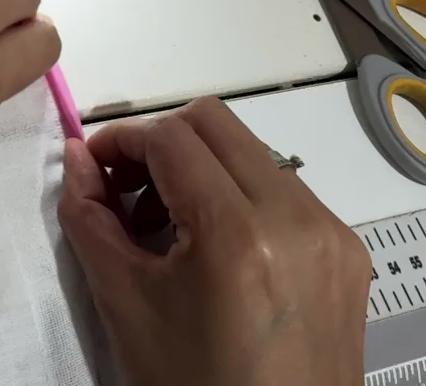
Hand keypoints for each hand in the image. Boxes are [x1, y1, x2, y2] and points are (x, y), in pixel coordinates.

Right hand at [58, 98, 369, 385]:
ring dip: (197, 163)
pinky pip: (280, 184)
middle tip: (128, 187)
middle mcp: (297, 217)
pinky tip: (214, 244)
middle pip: (212, 120)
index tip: (94, 167)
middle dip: (158, 140)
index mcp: (238, 234)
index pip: (168, 136)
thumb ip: (89, 216)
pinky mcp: (348, 249)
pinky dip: (235, 190)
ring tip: (169, 220)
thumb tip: (77, 155)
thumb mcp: (124, 303)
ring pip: (247, 146)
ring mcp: (331, 232)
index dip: (120, 140)